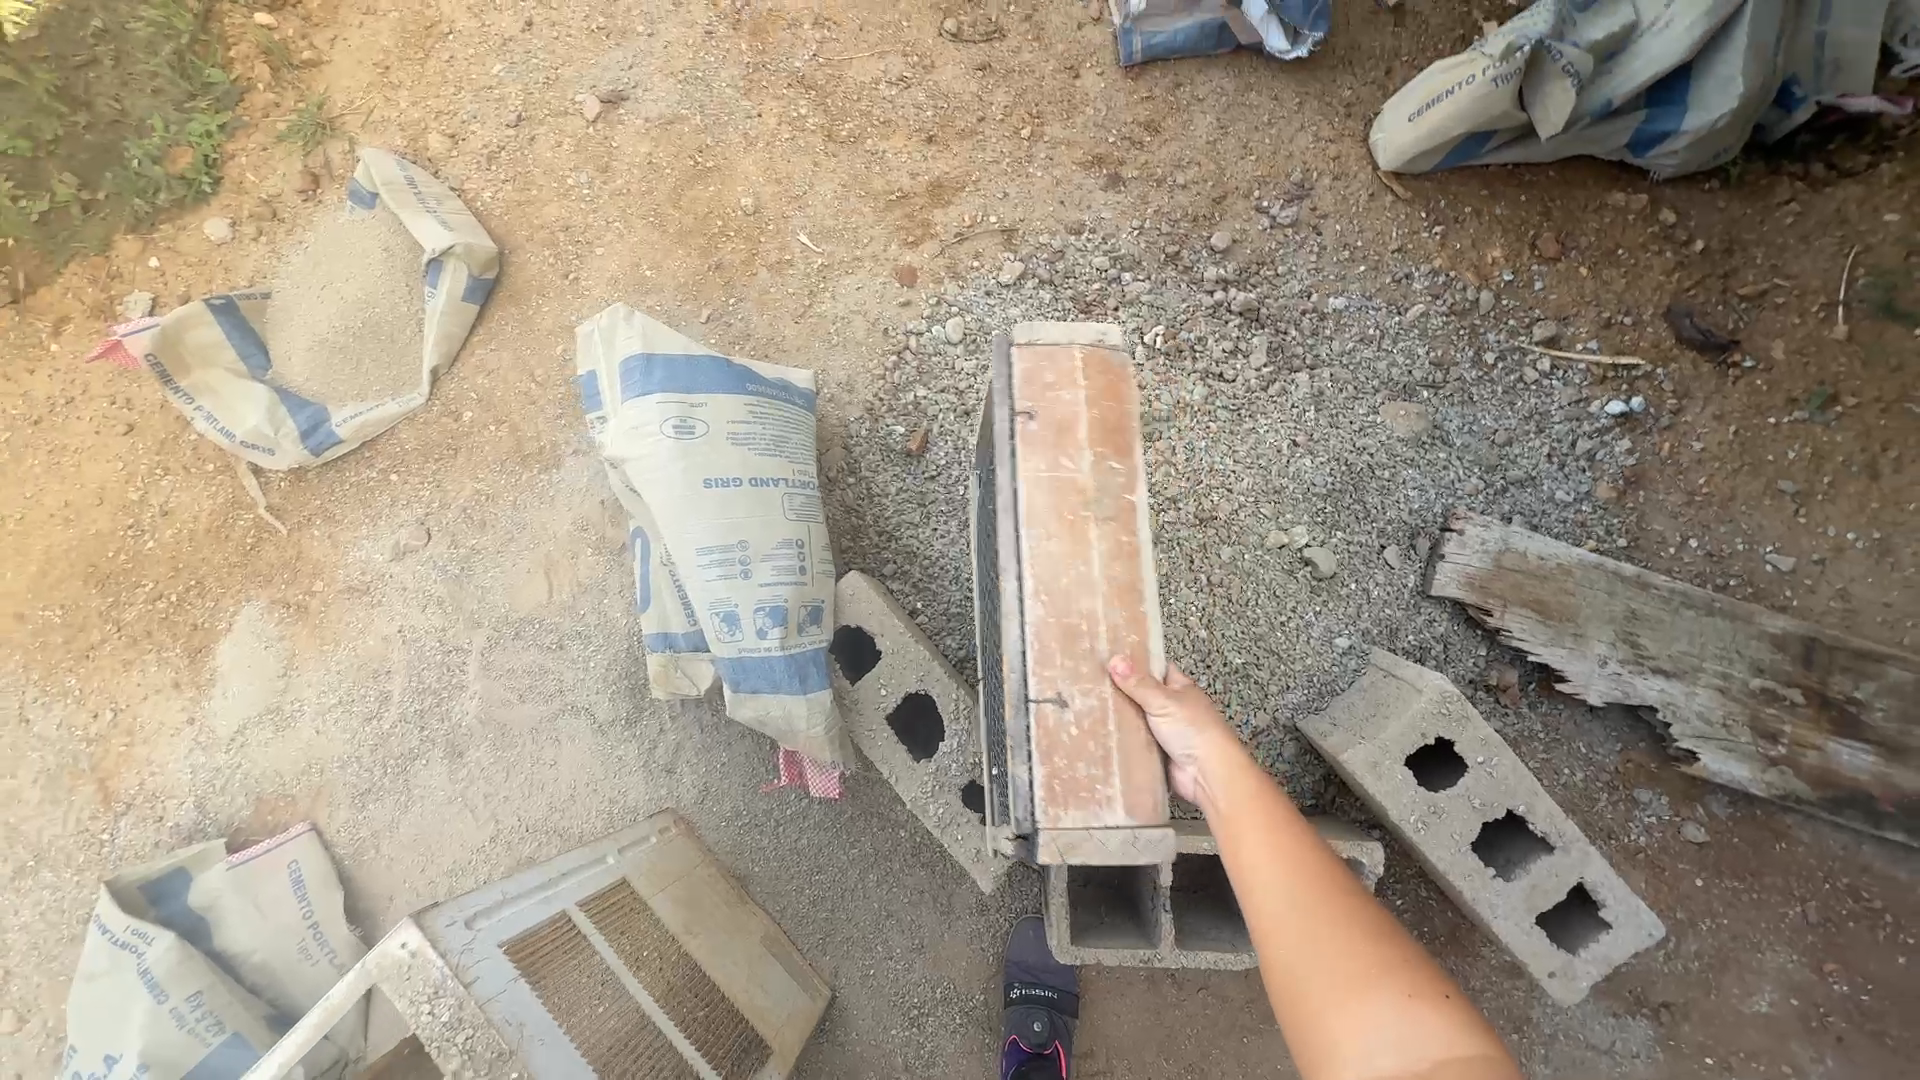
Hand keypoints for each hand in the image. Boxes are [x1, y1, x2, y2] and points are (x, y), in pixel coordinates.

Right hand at [1107, 655, 1242, 808]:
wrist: (1208, 775)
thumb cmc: (1194, 730)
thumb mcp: (1163, 701)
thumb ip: (1138, 683)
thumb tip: (1114, 660)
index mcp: (1180, 687)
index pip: (1156, 668)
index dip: (1136, 662)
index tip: (1109, 658)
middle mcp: (1173, 707)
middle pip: (1142, 694)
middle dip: (1122, 691)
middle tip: (1092, 683)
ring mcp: (1164, 730)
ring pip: (1136, 717)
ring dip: (1120, 716)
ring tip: (1089, 705)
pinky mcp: (1157, 751)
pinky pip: (1135, 740)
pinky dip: (1122, 738)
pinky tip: (1101, 731)